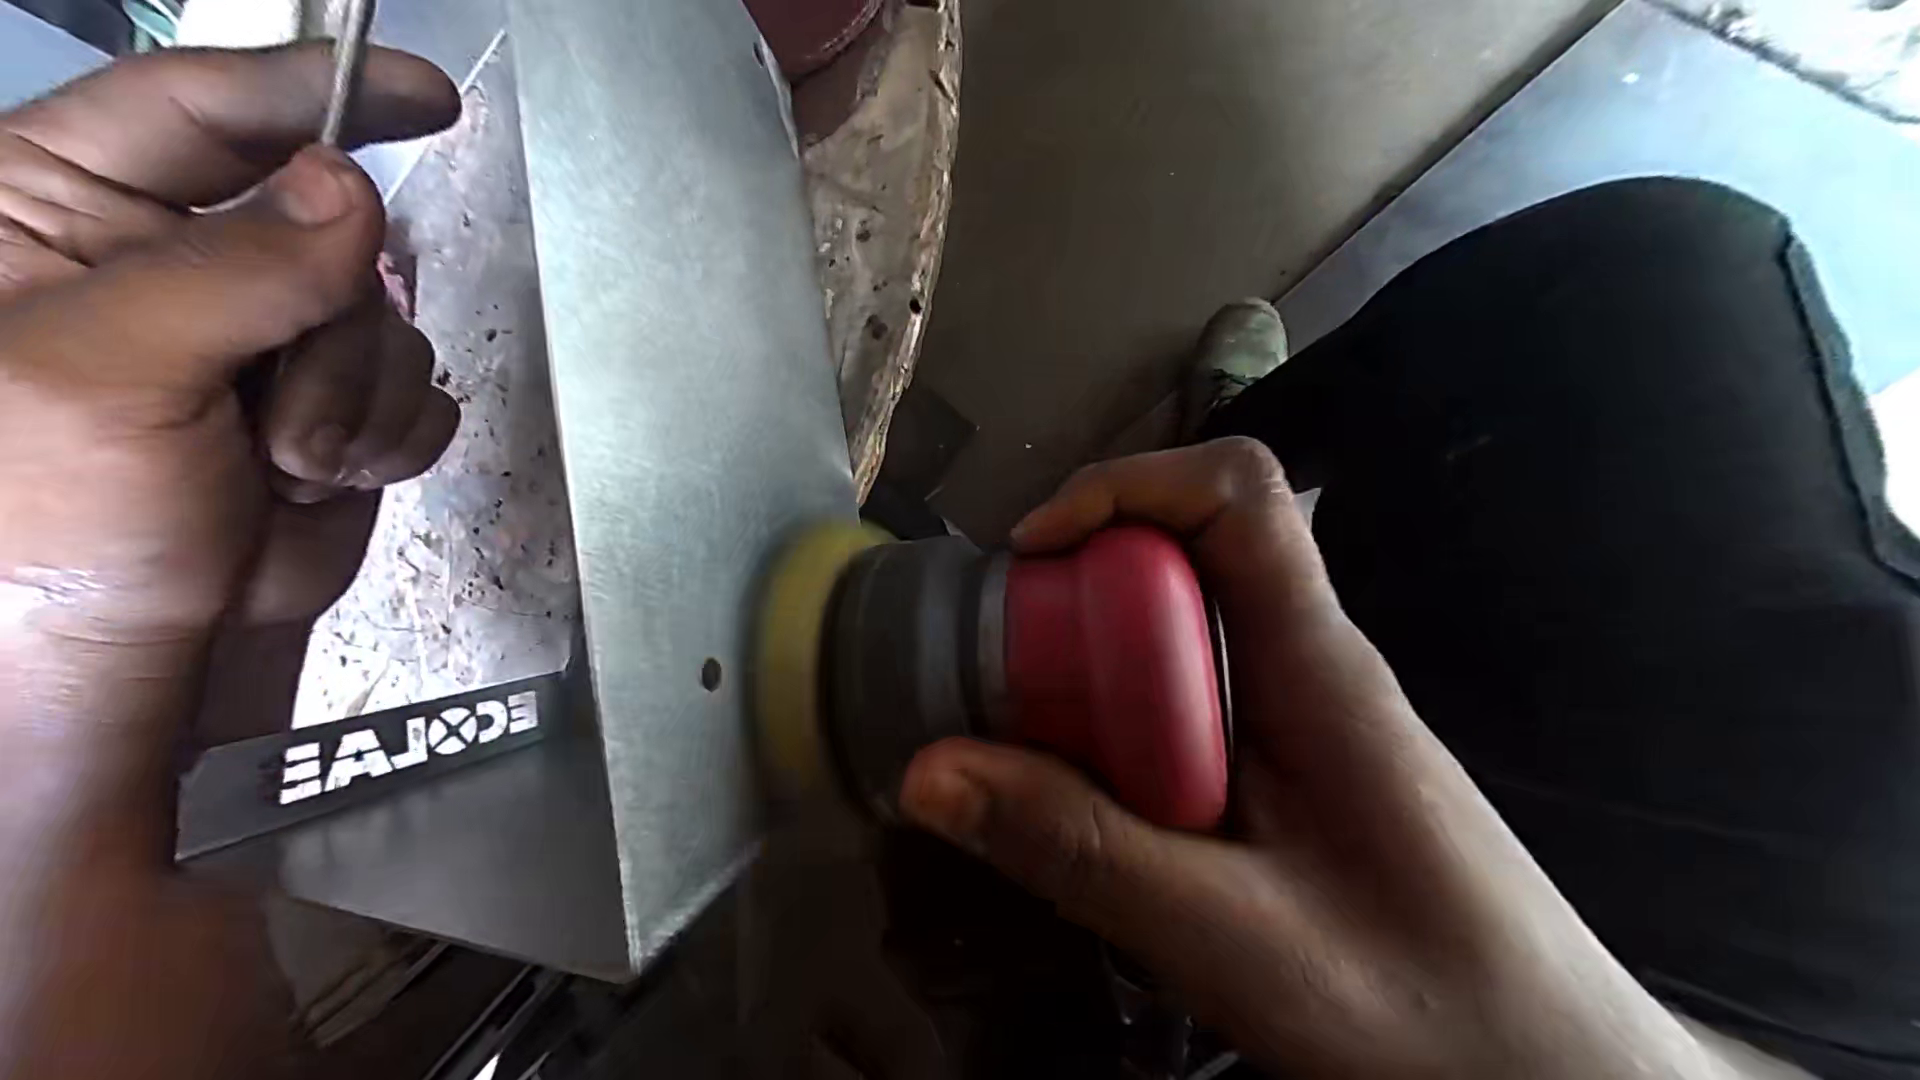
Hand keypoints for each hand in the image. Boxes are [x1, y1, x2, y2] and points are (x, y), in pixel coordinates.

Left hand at [0, 46, 458, 1078]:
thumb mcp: (107, 373)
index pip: (209, 113)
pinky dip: (396, 440)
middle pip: (342, 249)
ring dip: (362, 409)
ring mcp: (286, 344)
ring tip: (293, 468)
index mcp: (68, 213)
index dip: (325, 94)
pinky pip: (424, 394)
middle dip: (336, 339)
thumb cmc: (55, 512)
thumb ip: (230, 269)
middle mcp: (193, 268)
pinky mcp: (351, 408)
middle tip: (277, 423)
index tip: (427, 92)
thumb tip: (354, 192)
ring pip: (396, 333)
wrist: (134, 638)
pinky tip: (340, 475)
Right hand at [900, 440, 1726, 1077]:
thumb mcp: (1230, 942)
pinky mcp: (1283, 739)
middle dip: (1082, 570)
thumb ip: (1077, 850)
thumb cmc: (1427, 1014)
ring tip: (1032, 716)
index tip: (1033, 551)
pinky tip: (1092, 772)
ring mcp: (1295, 693)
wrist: (1555, 1079)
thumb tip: (930, 771)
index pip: (1235, 492)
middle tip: (1009, 651)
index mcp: (1315, 661)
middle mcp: (1305, 650)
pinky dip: (1115, 694)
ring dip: (1092, 637)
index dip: (1123, 488)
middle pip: (1186, 540)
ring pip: (1178, 608)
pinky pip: (1183, 673)